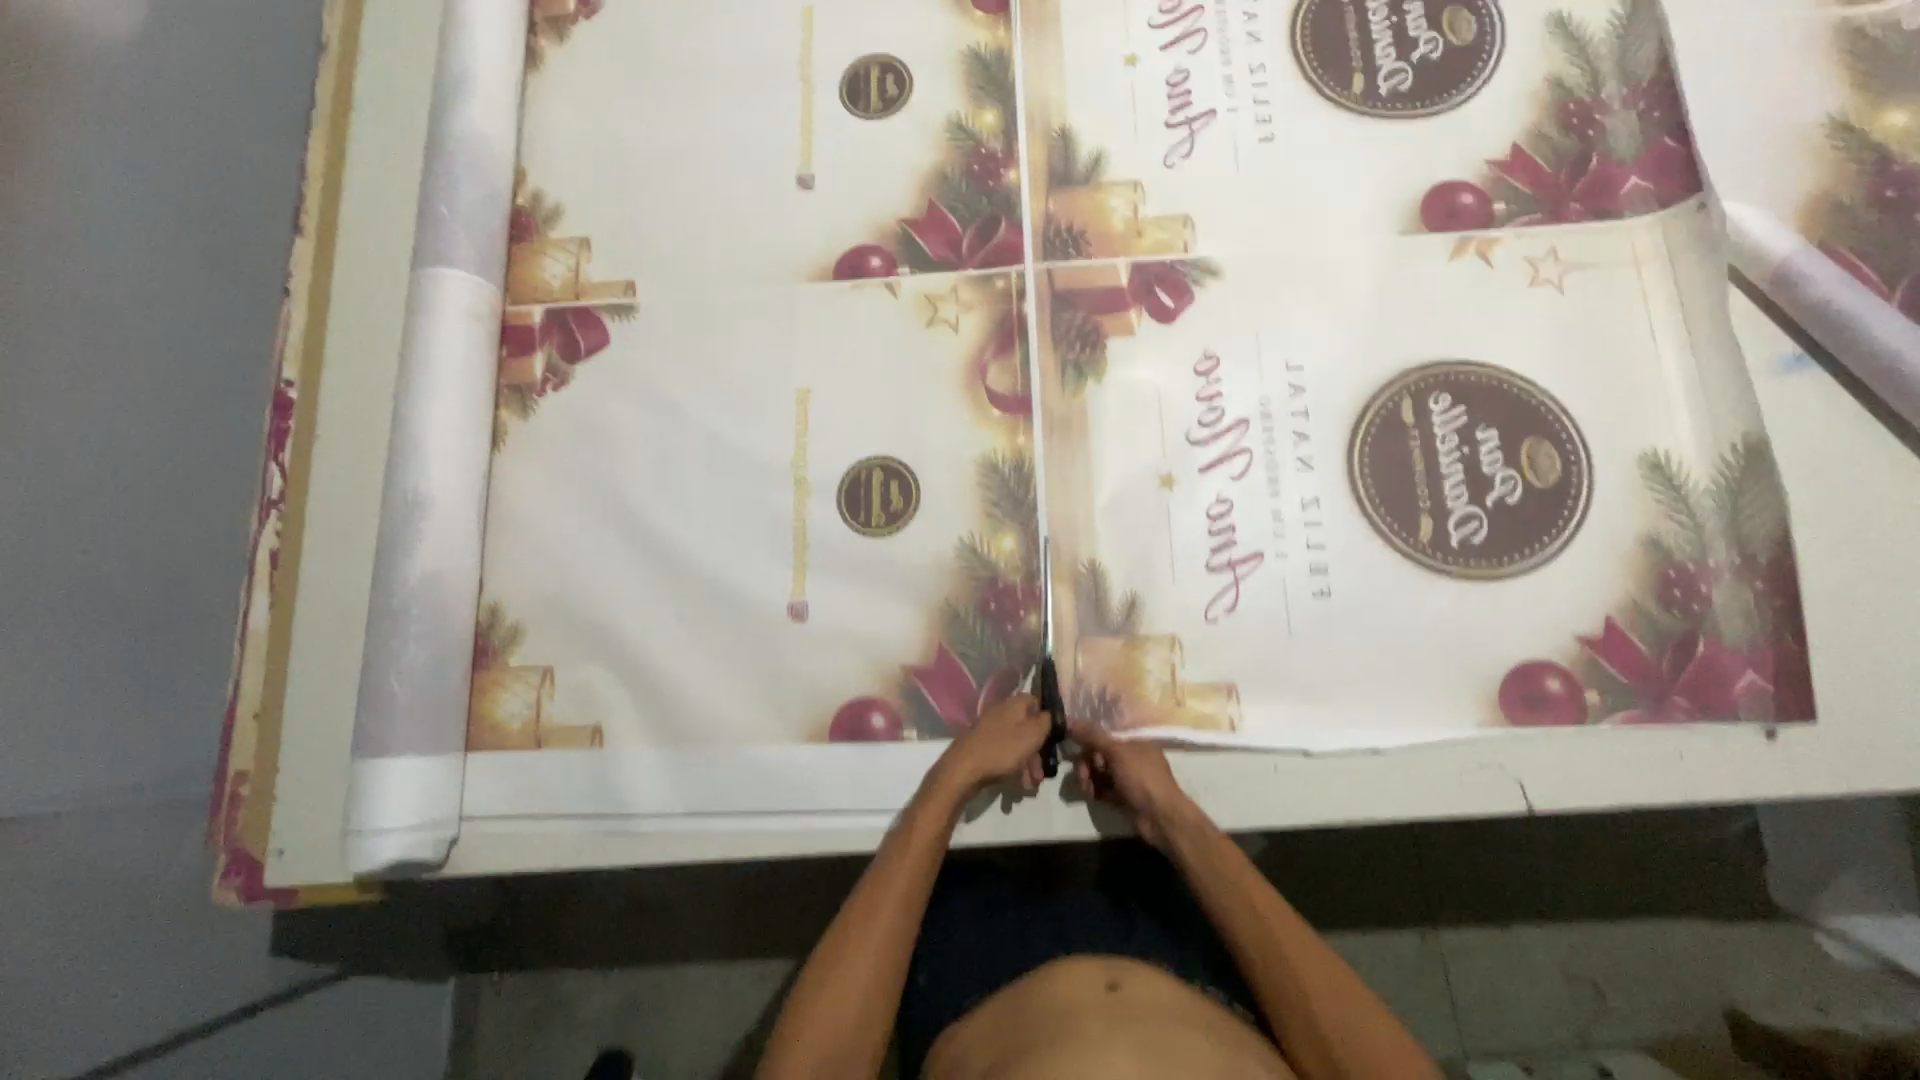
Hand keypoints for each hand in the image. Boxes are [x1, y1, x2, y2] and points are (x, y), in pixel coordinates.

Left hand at [935, 693, 1053, 795]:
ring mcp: (989, 728)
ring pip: (1017, 743)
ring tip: (1032, 784)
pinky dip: (1013, 766)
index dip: (1047, 719)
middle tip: (1042, 772)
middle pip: (1027, 727)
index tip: (1053, 738)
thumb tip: (1049, 714)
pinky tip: (1018, 783)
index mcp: (1014, 704)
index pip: (1036, 702)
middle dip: (1038, 751)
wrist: (963, 769)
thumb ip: (1046, 721)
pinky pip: (1004, 752)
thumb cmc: (1003, 750)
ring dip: (1028, 763)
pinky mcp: (981, 744)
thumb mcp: (1033, 734)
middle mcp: (1001, 712)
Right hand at [1068, 719, 1197, 848]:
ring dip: (1089, 778)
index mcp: (1135, 740)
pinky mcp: (1122, 795)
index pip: (1105, 732)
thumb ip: (1092, 736)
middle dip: (1086, 763)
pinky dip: (1095, 790)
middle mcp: (1131, 756)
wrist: (1160, 817)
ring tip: (1088, 790)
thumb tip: (1068, 719)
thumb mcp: (1117, 752)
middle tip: (1083, 776)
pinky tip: (1092, 796)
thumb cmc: (1142, 778)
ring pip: (1099, 771)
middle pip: (1098, 752)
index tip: (1073, 745)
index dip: (1088, 738)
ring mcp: (1127, 776)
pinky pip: (1102, 787)